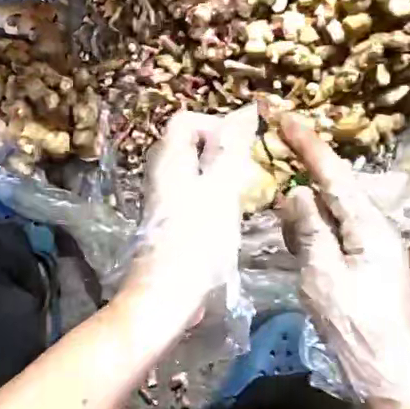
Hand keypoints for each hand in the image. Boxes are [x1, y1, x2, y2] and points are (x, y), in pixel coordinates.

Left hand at [119, 105, 259, 333]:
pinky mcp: (170, 222)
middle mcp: (160, 175)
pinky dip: (214, 198)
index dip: (215, 124)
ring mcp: (163, 199)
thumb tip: (245, 111)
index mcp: (168, 160)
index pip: (186, 120)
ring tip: (245, 196)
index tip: (241, 147)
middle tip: (249, 173)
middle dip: (223, 152)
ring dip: (222, 177)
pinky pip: (194, 196)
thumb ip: (231, 150)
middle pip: (191, 145)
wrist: (164, 296)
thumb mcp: (221, 190)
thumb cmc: (196, 241)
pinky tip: (231, 219)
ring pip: (195, 172)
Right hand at [275, 114, 409, 408]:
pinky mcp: (360, 269)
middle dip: (305, 164)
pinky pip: (329, 235)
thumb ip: (309, 230)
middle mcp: (373, 230)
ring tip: (275, 190)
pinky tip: (289, 230)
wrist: (391, 379)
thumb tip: (296, 192)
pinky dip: (307, 227)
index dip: (306, 143)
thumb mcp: (324, 276)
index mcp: (369, 226)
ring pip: (329, 212)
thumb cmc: (358, 327)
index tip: (282, 115)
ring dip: (302, 199)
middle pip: (333, 187)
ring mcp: (368, 251)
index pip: (333, 173)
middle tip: (273, 145)